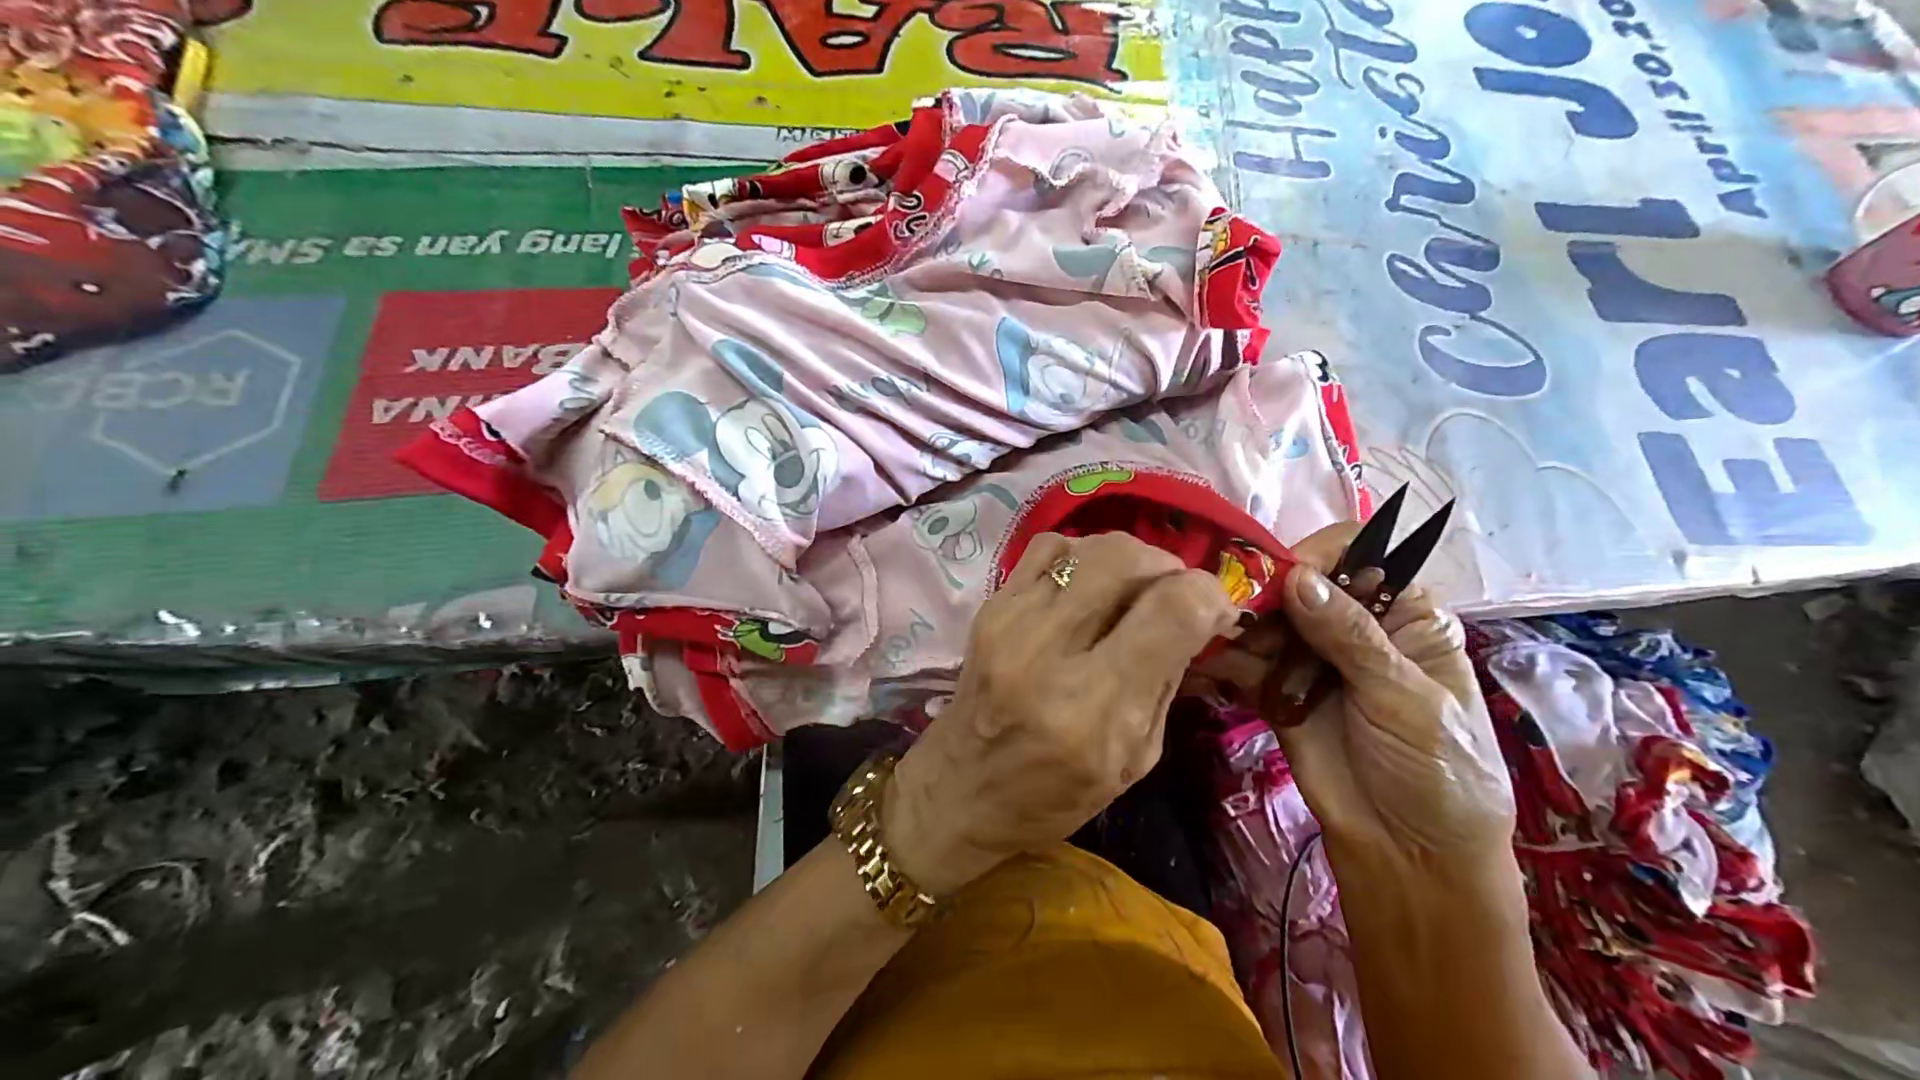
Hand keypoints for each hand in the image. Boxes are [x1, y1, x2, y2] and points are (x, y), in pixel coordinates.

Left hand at [883, 531, 1238, 896]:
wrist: (958, 788)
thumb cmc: (1052, 794)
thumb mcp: (1135, 760)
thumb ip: (1166, 680)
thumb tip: (1197, 613)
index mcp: (1095, 709)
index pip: (1172, 610)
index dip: (1208, 596)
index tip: (1214, 611)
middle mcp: (1049, 654)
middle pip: (1126, 559)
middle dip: (1168, 567)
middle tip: (1174, 593)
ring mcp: (1011, 621)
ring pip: (1089, 546)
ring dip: (1129, 559)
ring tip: (1134, 589)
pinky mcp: (990, 606)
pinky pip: (1048, 548)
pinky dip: (1083, 556)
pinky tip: (1088, 586)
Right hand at [1198, 523, 1515, 873]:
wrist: (1411, 856)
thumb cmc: (1438, 771)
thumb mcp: (1406, 699)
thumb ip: (1350, 638)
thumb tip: (1297, 577)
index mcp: (1404, 617)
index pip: (1361, 557)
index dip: (1322, 555)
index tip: (1286, 576)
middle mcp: (1353, 628)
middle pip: (1301, 585)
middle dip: (1267, 592)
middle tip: (1235, 611)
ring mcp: (1311, 660)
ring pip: (1266, 620)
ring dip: (1239, 623)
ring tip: (1214, 635)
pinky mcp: (1276, 690)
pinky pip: (1245, 662)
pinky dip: (1222, 657)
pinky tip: (1203, 656)